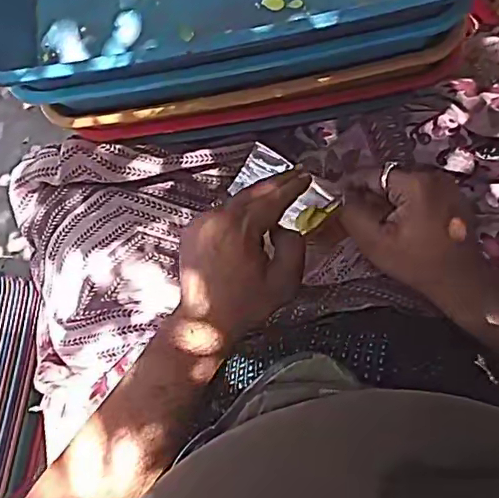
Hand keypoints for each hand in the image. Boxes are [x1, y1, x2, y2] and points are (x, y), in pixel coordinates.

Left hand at [169, 170, 310, 350]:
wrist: (205, 321)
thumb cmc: (241, 306)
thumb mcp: (283, 281)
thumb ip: (294, 247)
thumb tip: (285, 227)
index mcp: (239, 228)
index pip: (272, 198)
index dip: (292, 186)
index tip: (304, 178)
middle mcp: (217, 219)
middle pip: (253, 192)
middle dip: (276, 184)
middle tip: (294, 177)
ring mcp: (202, 223)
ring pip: (236, 201)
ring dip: (257, 198)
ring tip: (277, 195)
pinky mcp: (193, 230)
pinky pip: (222, 212)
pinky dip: (239, 211)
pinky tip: (251, 217)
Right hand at [340, 165, 495, 308]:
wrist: (461, 282)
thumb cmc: (416, 263)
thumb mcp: (374, 241)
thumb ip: (352, 212)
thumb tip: (344, 194)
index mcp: (415, 182)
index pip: (373, 173)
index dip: (353, 186)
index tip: (341, 200)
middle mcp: (434, 175)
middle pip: (391, 178)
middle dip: (375, 195)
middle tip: (364, 218)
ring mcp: (449, 185)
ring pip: (406, 186)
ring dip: (392, 200)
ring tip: (385, 224)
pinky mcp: (456, 197)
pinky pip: (423, 193)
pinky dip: (411, 204)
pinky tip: (408, 226)